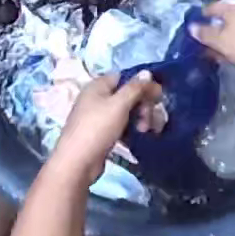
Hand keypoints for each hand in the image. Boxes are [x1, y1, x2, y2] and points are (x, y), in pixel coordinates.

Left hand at [45, 72, 160, 185]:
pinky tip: (138, 137)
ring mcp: (98, 116)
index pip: (125, 77)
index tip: (157, 97)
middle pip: (128, 95)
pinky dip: (131, 129)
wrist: (77, 163)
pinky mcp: (101, 133)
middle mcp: (97, 97)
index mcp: (98, 85)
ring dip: (139, 119)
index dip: (143, 85)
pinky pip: (121, 125)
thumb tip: (148, 72)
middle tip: (149, 120)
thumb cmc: (97, 128)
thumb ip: (136, 87)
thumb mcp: (120, 104)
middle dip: (143, 106)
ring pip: (126, 111)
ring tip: (144, 131)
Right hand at [189, 1, 234, 77]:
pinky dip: (234, 43)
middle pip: (223, 18)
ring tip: (214, 52)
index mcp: (233, 9)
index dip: (201, 16)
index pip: (212, 7)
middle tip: (202, 42)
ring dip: (223, 38)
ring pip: (233, 28)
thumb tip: (192, 26)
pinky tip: (231, 55)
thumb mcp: (220, 41)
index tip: (193, 27)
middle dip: (212, 29)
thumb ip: (204, 33)